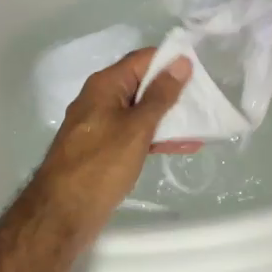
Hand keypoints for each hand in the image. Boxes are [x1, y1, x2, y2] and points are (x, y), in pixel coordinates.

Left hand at [32, 49, 199, 234]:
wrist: (64, 212)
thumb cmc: (102, 164)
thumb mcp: (137, 127)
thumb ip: (160, 95)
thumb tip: (180, 62)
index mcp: (105, 85)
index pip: (142, 59)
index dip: (171, 60)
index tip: (201, 67)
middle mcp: (101, 99)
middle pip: (142, 84)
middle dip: (173, 89)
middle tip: (207, 96)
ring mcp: (102, 125)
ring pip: (140, 111)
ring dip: (169, 116)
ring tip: (202, 122)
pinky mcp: (105, 149)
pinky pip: (135, 133)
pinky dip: (157, 136)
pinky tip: (184, 146)